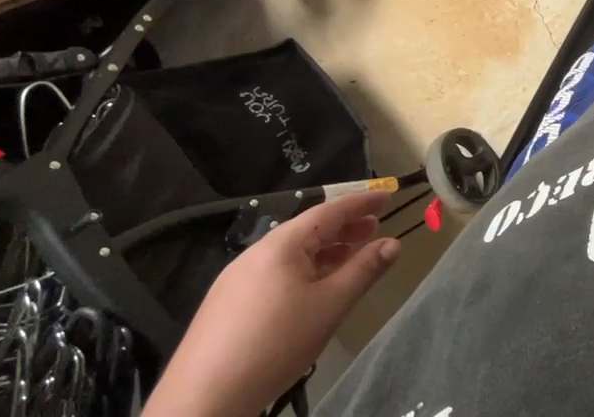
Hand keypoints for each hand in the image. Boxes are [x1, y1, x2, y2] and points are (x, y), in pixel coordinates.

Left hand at [145, 192, 400, 416]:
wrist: (200, 403)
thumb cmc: (275, 344)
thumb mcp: (330, 305)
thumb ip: (364, 270)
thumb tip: (393, 243)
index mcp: (280, 246)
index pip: (329, 211)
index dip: (361, 203)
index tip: (388, 196)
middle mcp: (255, 255)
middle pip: (308, 230)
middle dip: (344, 227)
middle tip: (375, 228)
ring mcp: (236, 281)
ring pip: (290, 254)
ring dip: (325, 250)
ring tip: (351, 257)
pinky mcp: (225, 306)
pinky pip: (274, 273)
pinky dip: (304, 269)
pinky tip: (313, 289)